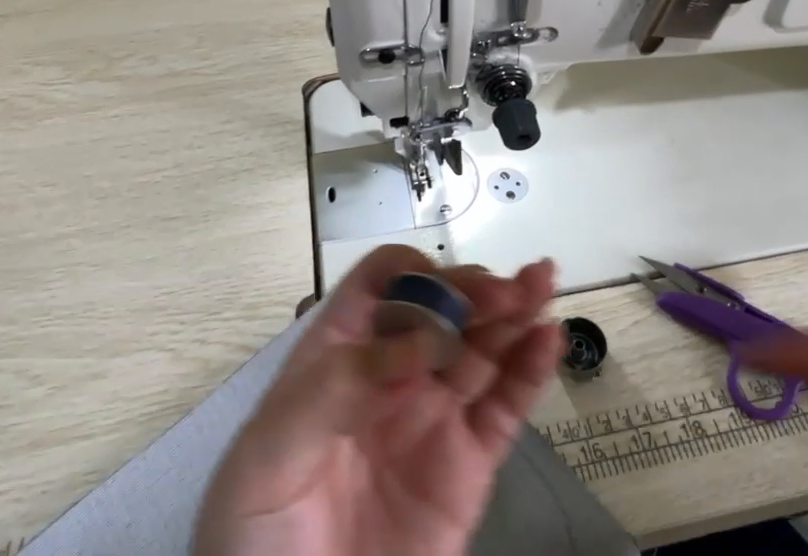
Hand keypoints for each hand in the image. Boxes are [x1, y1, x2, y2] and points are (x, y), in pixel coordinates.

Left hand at [195, 246, 562, 555]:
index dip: (410, 278)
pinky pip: (505, 407)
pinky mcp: (469, 463)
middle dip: (475, 289)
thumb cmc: (258, 530)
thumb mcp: (270, 452)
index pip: (377, 289)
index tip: (439, 294)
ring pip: (481, 348)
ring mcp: (434, 417)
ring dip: (514, 312)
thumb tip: (419, 339)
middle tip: (511, 287)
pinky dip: (530, 371)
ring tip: (543, 283)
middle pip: (441, 311)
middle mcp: (391, 376)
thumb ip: (334, 388)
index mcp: (336, 359)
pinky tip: (548, 340)